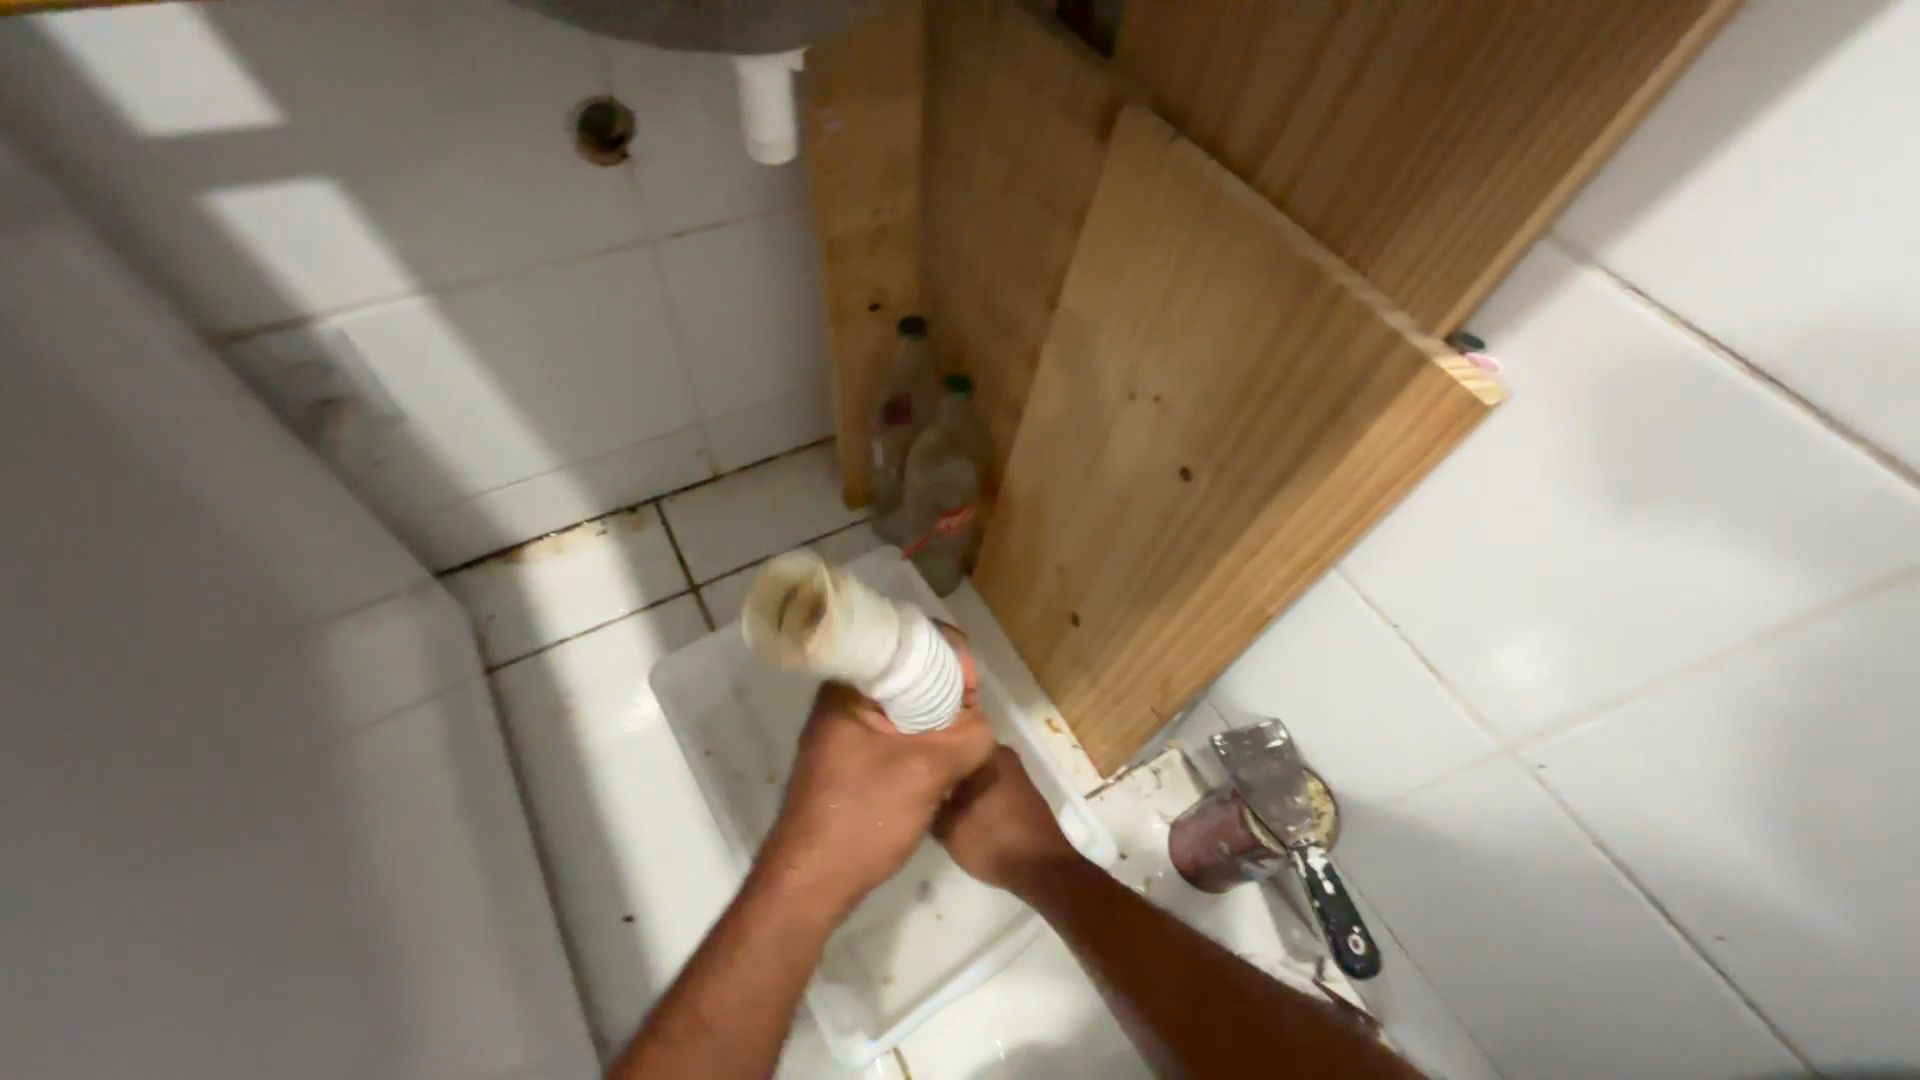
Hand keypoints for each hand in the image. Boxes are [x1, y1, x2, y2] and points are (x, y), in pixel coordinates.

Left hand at [758, 629, 994, 920]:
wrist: (811, 883)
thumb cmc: (863, 816)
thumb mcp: (929, 770)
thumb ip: (968, 736)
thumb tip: (979, 724)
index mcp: (850, 684)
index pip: (908, 640)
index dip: (950, 655)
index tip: (972, 691)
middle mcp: (843, 698)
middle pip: (909, 673)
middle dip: (947, 692)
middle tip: (972, 720)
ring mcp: (845, 730)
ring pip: (906, 707)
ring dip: (938, 722)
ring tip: (963, 744)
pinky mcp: (852, 759)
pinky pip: (897, 734)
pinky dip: (923, 742)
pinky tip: (942, 768)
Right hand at [933, 745, 1082, 898]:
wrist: (1041, 869)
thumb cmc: (992, 841)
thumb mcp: (948, 827)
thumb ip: (931, 804)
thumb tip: (920, 791)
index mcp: (986, 752)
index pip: (949, 738)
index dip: (928, 752)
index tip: (909, 762)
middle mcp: (1003, 754)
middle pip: (963, 755)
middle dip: (944, 767)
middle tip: (918, 781)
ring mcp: (1015, 773)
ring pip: (977, 771)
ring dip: (959, 782)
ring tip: (934, 795)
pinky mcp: (1022, 793)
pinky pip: (990, 784)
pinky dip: (975, 793)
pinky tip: (960, 807)